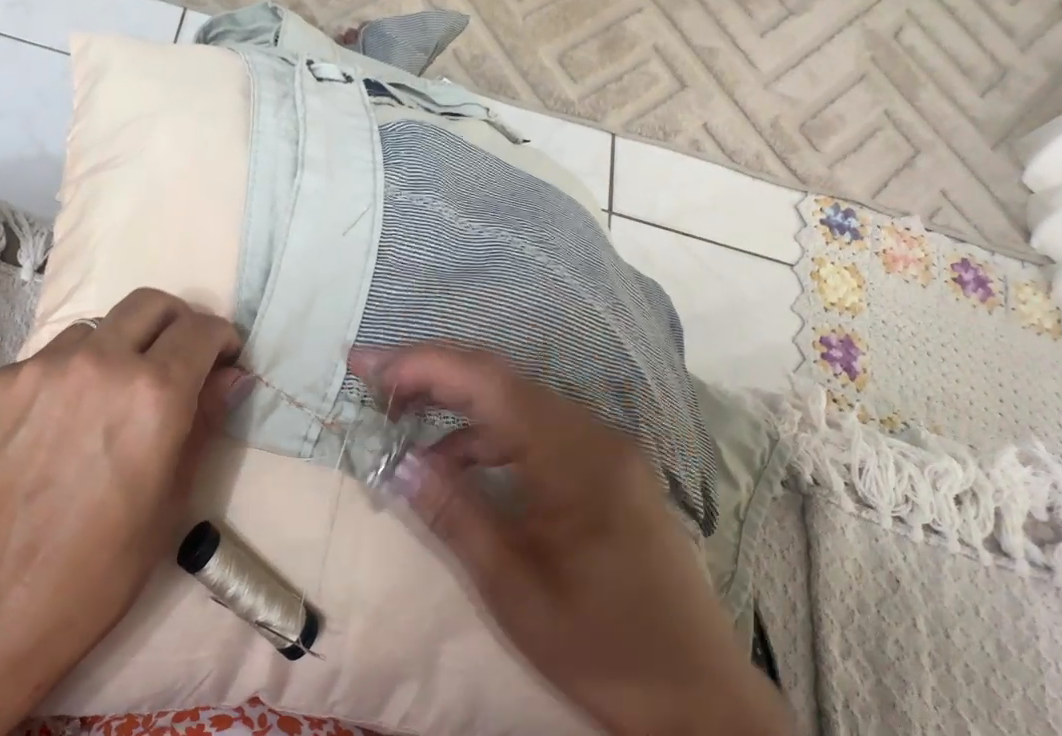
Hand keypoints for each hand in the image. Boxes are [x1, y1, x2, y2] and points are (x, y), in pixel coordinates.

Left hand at [0, 289, 246, 735]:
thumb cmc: (104, 565)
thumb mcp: (173, 498)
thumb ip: (204, 422)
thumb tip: (231, 376)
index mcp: (153, 393)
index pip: (199, 329)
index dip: (219, 338)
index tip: (222, 358)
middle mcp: (99, 361)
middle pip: (148, 303)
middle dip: (174, 322)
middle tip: (178, 359)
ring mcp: (41, 366)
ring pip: (94, 328)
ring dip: (116, 348)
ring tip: (111, 398)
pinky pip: (47, 359)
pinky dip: (68, 376)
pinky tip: (60, 424)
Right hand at [351, 345, 788, 735]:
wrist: (698, 699)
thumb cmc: (601, 644)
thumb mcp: (512, 587)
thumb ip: (453, 514)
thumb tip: (398, 461)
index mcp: (574, 455)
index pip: (485, 379)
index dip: (418, 363)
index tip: (363, 366)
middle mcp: (594, 436)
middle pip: (499, 377)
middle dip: (429, 371)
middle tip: (370, 380)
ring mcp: (606, 452)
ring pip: (516, 400)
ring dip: (456, 403)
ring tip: (400, 422)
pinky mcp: (608, 472)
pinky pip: (536, 430)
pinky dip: (487, 434)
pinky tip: (455, 464)